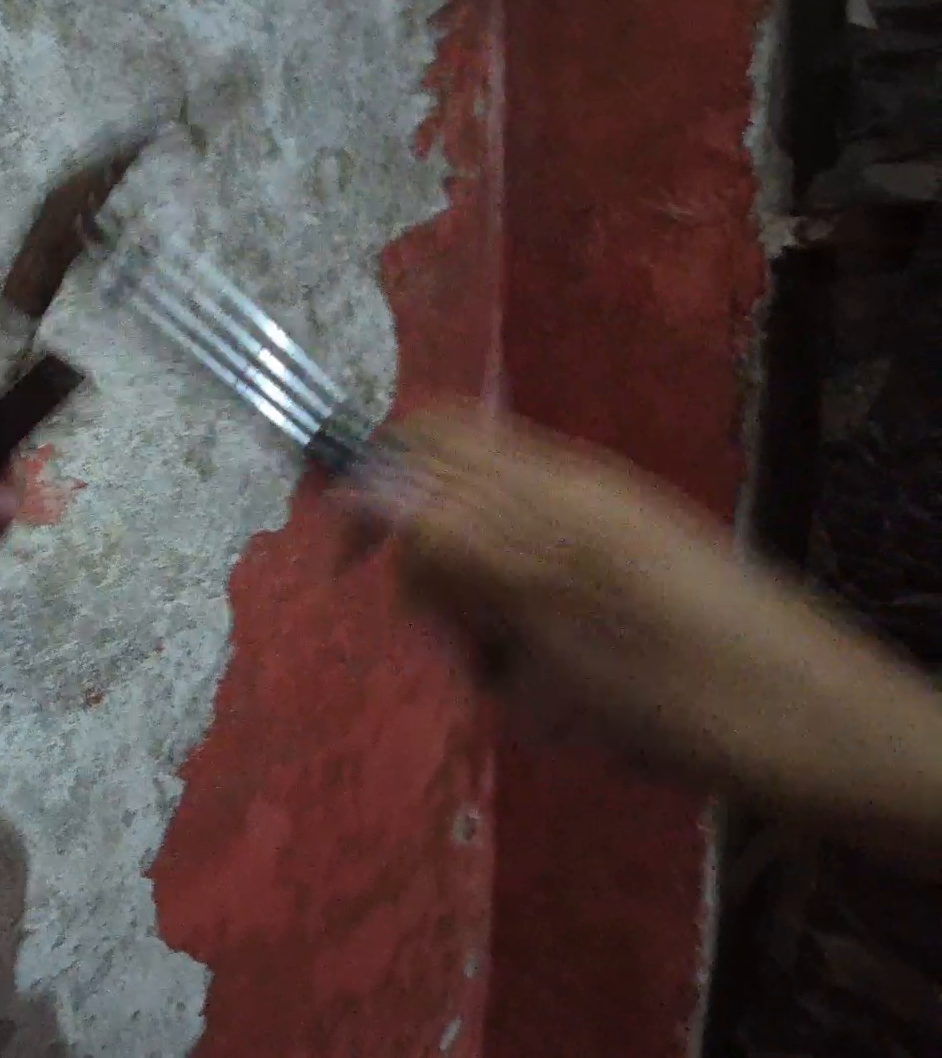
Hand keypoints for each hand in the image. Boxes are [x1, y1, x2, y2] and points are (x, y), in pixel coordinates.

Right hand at [344, 404, 941, 864]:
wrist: (835, 739)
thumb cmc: (680, 691)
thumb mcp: (542, 621)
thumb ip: (445, 545)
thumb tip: (354, 491)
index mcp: (544, 492)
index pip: (418, 443)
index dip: (365, 487)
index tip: (349, 565)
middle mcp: (564, 492)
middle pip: (437, 497)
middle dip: (425, 574)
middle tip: (463, 642)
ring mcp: (592, 526)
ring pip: (474, 547)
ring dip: (470, 616)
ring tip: (515, 673)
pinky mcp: (612, 565)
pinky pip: (519, 584)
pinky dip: (511, 633)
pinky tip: (547, 676)